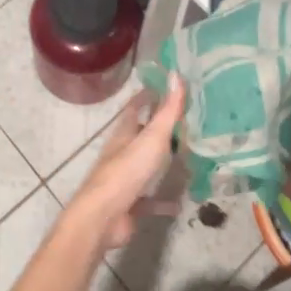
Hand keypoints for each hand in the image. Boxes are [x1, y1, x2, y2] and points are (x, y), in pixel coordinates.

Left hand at [69, 73, 186, 249]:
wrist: (104, 217)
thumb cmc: (127, 171)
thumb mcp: (152, 137)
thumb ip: (167, 110)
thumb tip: (177, 74)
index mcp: (125, 133)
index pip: (135, 108)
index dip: (147, 97)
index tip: (163, 88)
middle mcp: (122, 152)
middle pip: (141, 136)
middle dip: (158, 130)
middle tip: (184, 125)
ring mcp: (124, 179)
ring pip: (145, 167)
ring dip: (161, 164)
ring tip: (186, 160)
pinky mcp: (129, 203)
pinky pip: (150, 199)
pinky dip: (163, 200)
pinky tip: (180, 203)